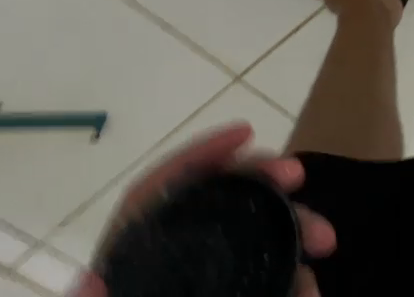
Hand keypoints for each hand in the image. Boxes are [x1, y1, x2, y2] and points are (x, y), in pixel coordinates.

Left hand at [70, 124, 336, 296]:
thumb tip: (88, 282)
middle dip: (260, 181)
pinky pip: (267, 280)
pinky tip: (313, 286)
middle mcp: (167, 270)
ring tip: (326, 241)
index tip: (246, 133)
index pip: (154, 197)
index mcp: (131, 271)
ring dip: (291, 228)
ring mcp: (207, 286)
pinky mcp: (239, 295)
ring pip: (249, 238)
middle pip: (210, 205)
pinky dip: (293, 278)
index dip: (196, 158)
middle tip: (300, 176)